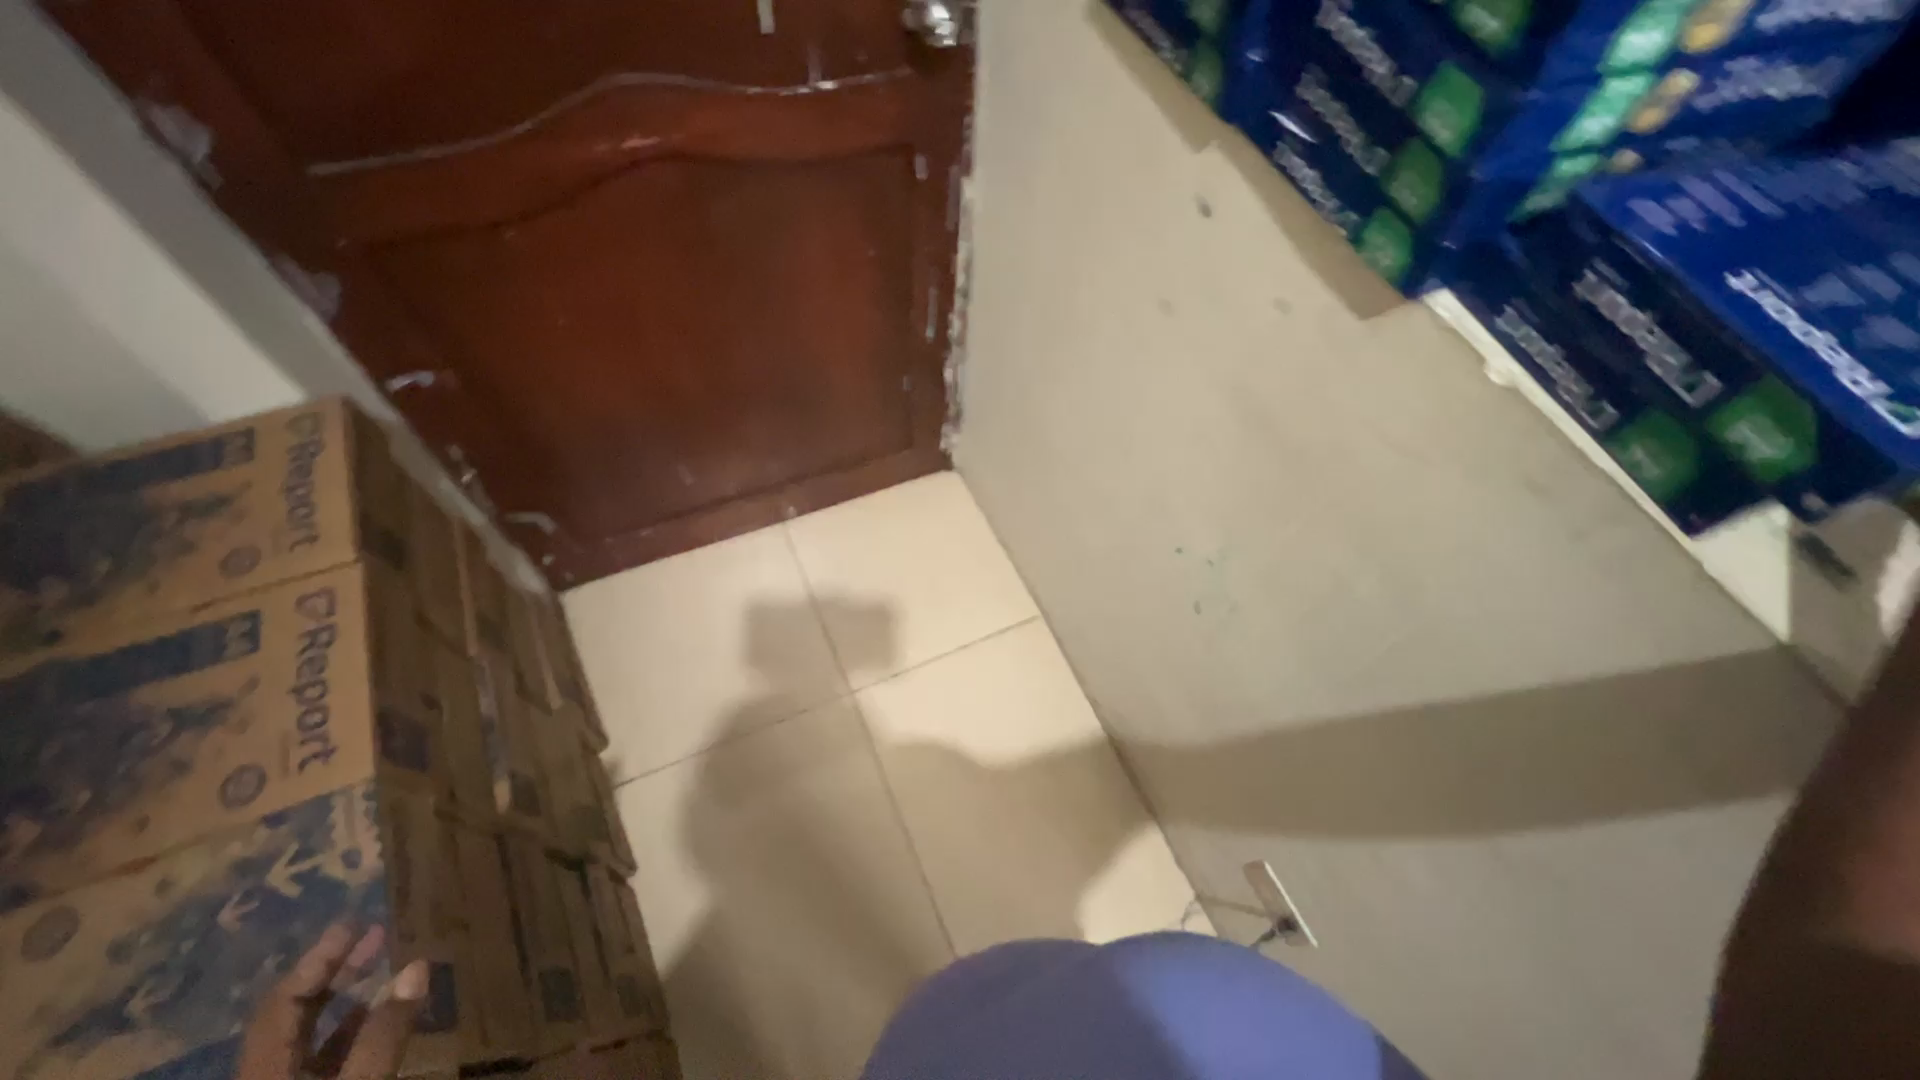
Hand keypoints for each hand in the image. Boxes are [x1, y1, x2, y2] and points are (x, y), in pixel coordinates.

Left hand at [236, 924, 431, 1079]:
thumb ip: (383, 1032)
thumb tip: (418, 964)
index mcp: (265, 1063)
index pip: (284, 999)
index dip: (318, 959)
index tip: (351, 923)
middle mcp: (264, 1069)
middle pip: (292, 1013)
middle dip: (334, 971)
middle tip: (375, 935)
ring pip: (307, 1035)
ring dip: (344, 999)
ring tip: (382, 970)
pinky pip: (321, 1057)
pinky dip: (349, 1031)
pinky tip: (377, 1021)